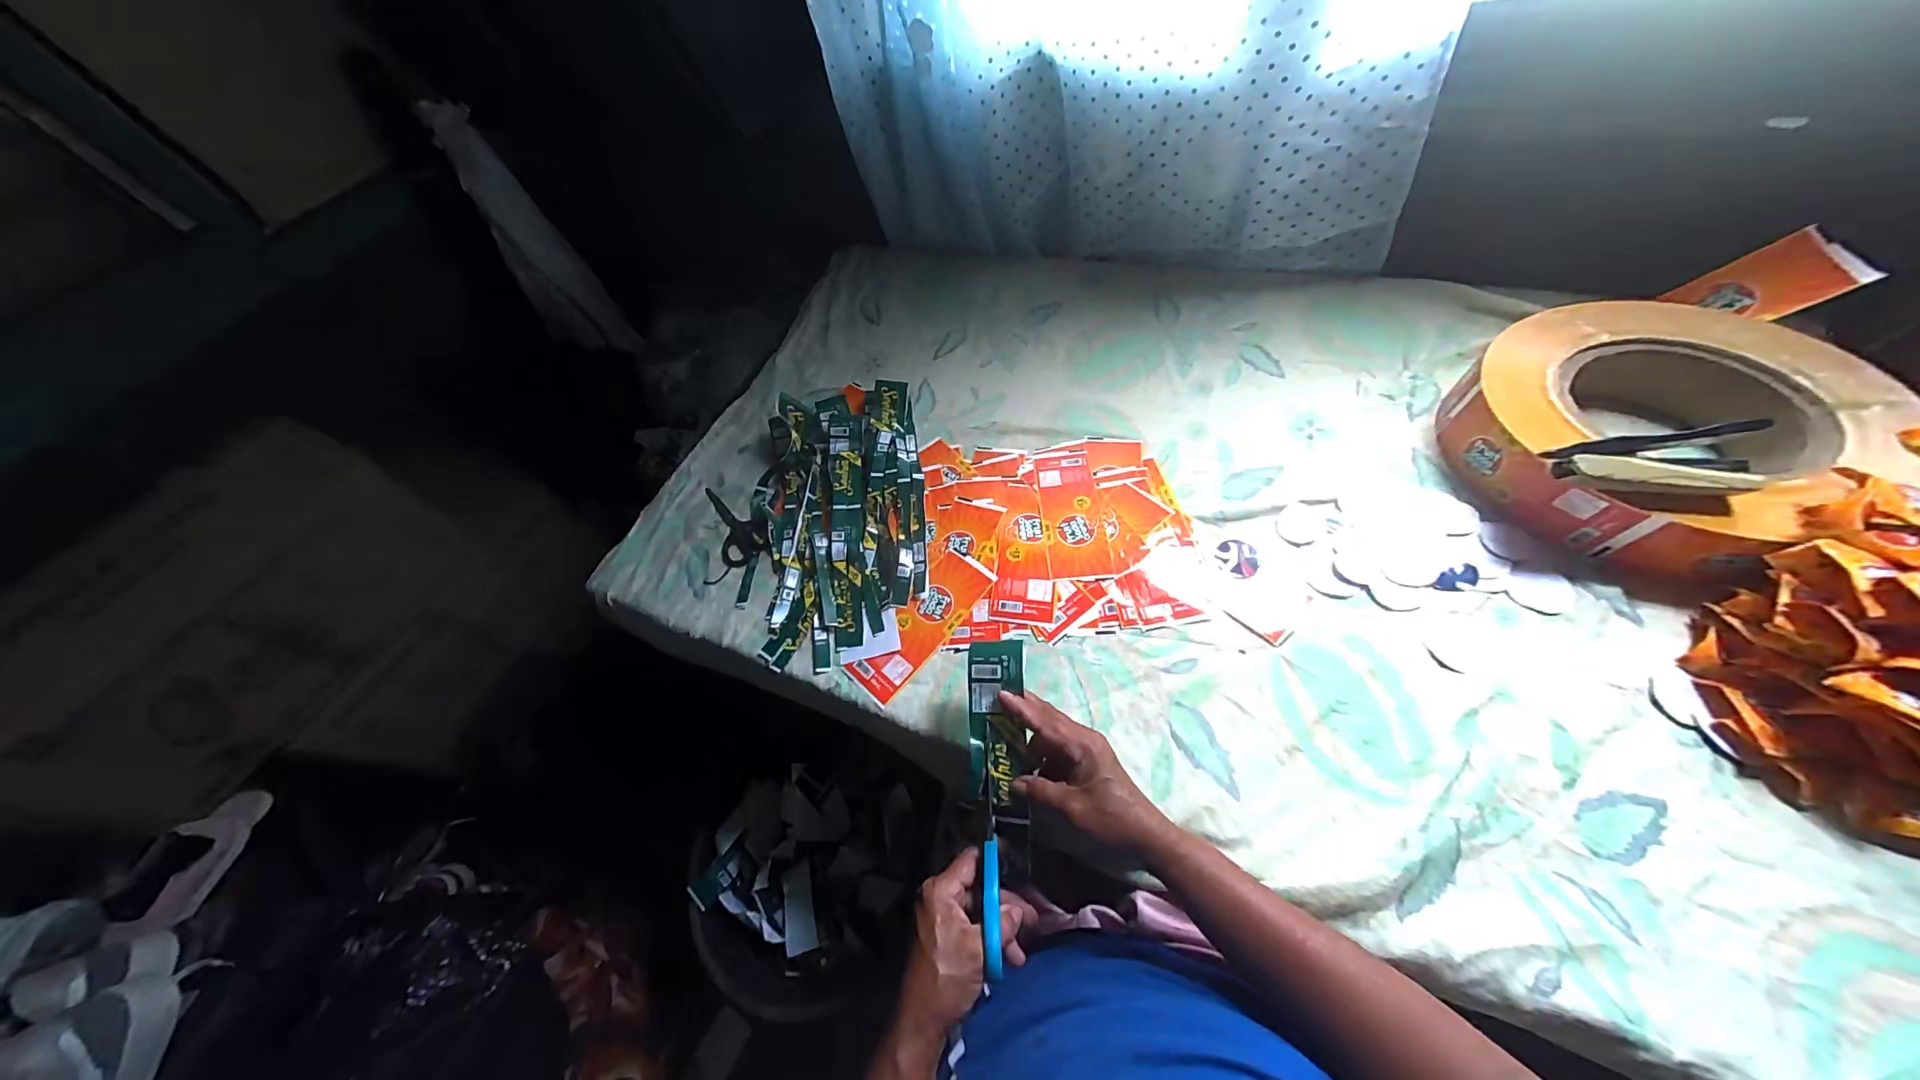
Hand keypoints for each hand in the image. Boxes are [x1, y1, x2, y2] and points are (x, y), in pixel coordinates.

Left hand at [894, 847, 1029, 1034]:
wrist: (924, 1018)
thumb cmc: (945, 979)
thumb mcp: (978, 949)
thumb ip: (1001, 924)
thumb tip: (1017, 911)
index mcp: (941, 892)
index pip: (971, 860)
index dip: (994, 859)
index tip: (1017, 862)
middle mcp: (940, 898)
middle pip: (981, 888)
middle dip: (1007, 907)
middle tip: (1031, 921)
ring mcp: (944, 917)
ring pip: (982, 911)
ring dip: (1003, 929)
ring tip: (1019, 951)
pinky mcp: (949, 935)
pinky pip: (975, 927)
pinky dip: (992, 939)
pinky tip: (1008, 957)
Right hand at [1004, 690, 1175, 858]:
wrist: (1147, 836)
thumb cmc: (1111, 820)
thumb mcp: (1072, 808)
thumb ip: (1041, 791)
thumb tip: (1014, 783)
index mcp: (1082, 746)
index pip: (1045, 722)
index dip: (1021, 709)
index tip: (1001, 693)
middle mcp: (1085, 741)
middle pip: (1050, 719)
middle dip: (1026, 710)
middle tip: (1000, 700)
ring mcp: (1088, 751)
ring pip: (1053, 735)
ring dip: (1031, 737)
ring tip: (1006, 735)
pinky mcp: (1088, 764)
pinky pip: (1059, 750)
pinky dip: (1042, 753)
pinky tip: (1028, 763)